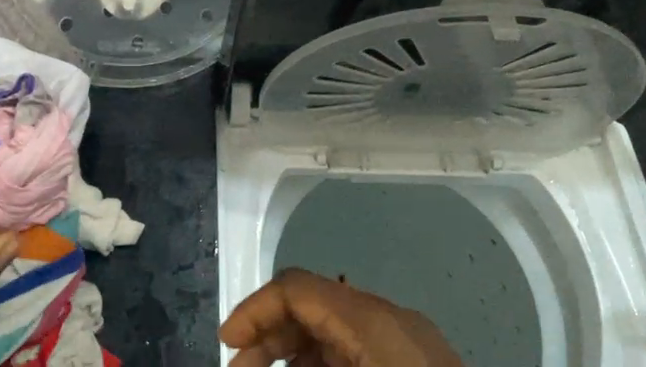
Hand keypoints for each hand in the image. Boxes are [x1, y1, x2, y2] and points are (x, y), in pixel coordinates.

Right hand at [219, 268, 464, 366]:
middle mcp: (390, 317)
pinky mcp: (418, 361)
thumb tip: (246, 364)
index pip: (297, 287)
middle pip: (313, 305)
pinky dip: (325, 362)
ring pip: (336, 329)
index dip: (254, 309)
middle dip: (269, 335)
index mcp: (371, 317)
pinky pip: (359, 350)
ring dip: (294, 352)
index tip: (226, 344)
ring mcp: (409, 341)